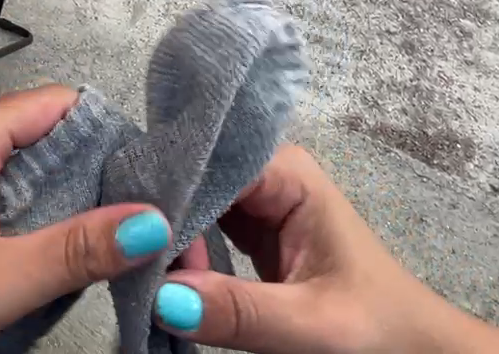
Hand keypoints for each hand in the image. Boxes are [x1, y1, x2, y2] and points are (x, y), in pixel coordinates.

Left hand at [0, 86, 174, 353]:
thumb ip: (79, 249)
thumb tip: (154, 219)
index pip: (53, 104)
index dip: (103, 131)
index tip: (145, 171)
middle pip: (33, 130)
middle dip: (82, 168)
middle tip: (131, 211)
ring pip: (9, 162)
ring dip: (50, 194)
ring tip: (96, 233)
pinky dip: (16, 208)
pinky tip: (37, 246)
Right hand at [154, 145, 498, 353]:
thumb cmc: (383, 334)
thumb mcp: (314, 328)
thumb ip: (240, 313)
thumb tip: (160, 297)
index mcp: (285, 171)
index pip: (208, 163)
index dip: (166, 191)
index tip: (123, 225)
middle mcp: (264, 173)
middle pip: (193, 178)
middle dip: (156, 212)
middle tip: (114, 249)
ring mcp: (254, 199)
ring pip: (190, 200)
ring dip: (161, 231)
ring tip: (122, 255)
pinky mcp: (247, 229)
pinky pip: (198, 226)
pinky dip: (175, 247)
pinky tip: (145, 262)